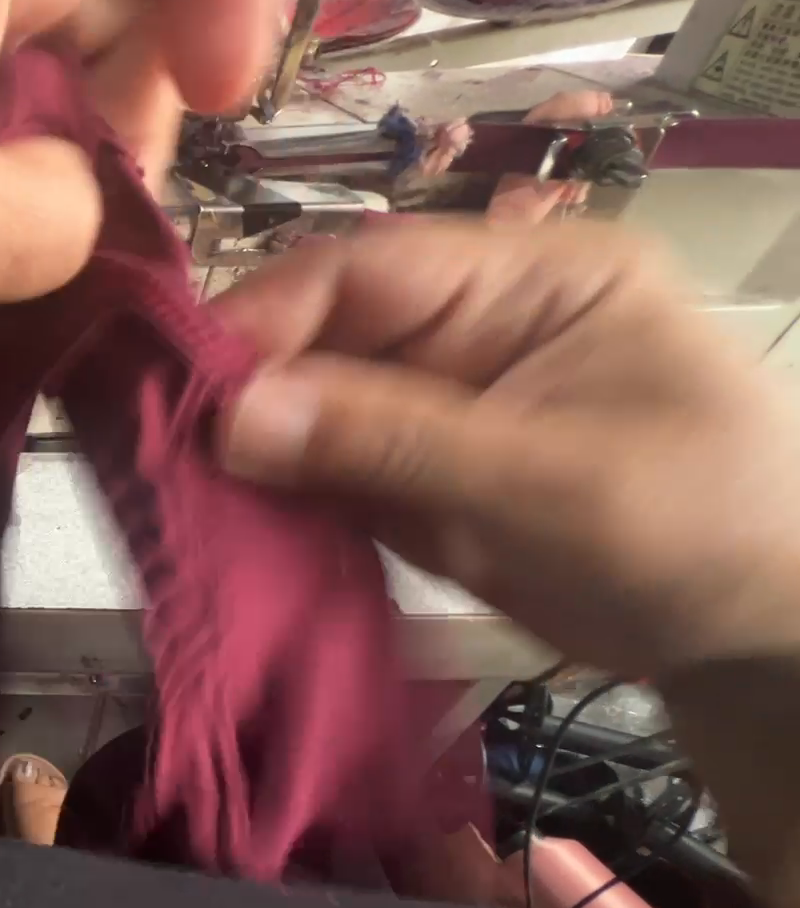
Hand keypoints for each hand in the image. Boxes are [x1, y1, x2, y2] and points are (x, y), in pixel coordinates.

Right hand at [214, 222, 799, 675]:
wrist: (741, 637)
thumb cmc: (695, 532)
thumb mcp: (549, 479)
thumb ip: (387, 438)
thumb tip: (232, 416)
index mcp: (519, 279)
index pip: (360, 269)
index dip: (265, 317)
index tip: (190, 383)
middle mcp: (450, 324)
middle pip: (309, 332)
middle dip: (238, 385)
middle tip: (167, 439)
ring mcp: (410, 395)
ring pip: (289, 398)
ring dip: (236, 438)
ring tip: (178, 475)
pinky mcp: (382, 458)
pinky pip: (298, 457)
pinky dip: (256, 481)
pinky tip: (218, 502)